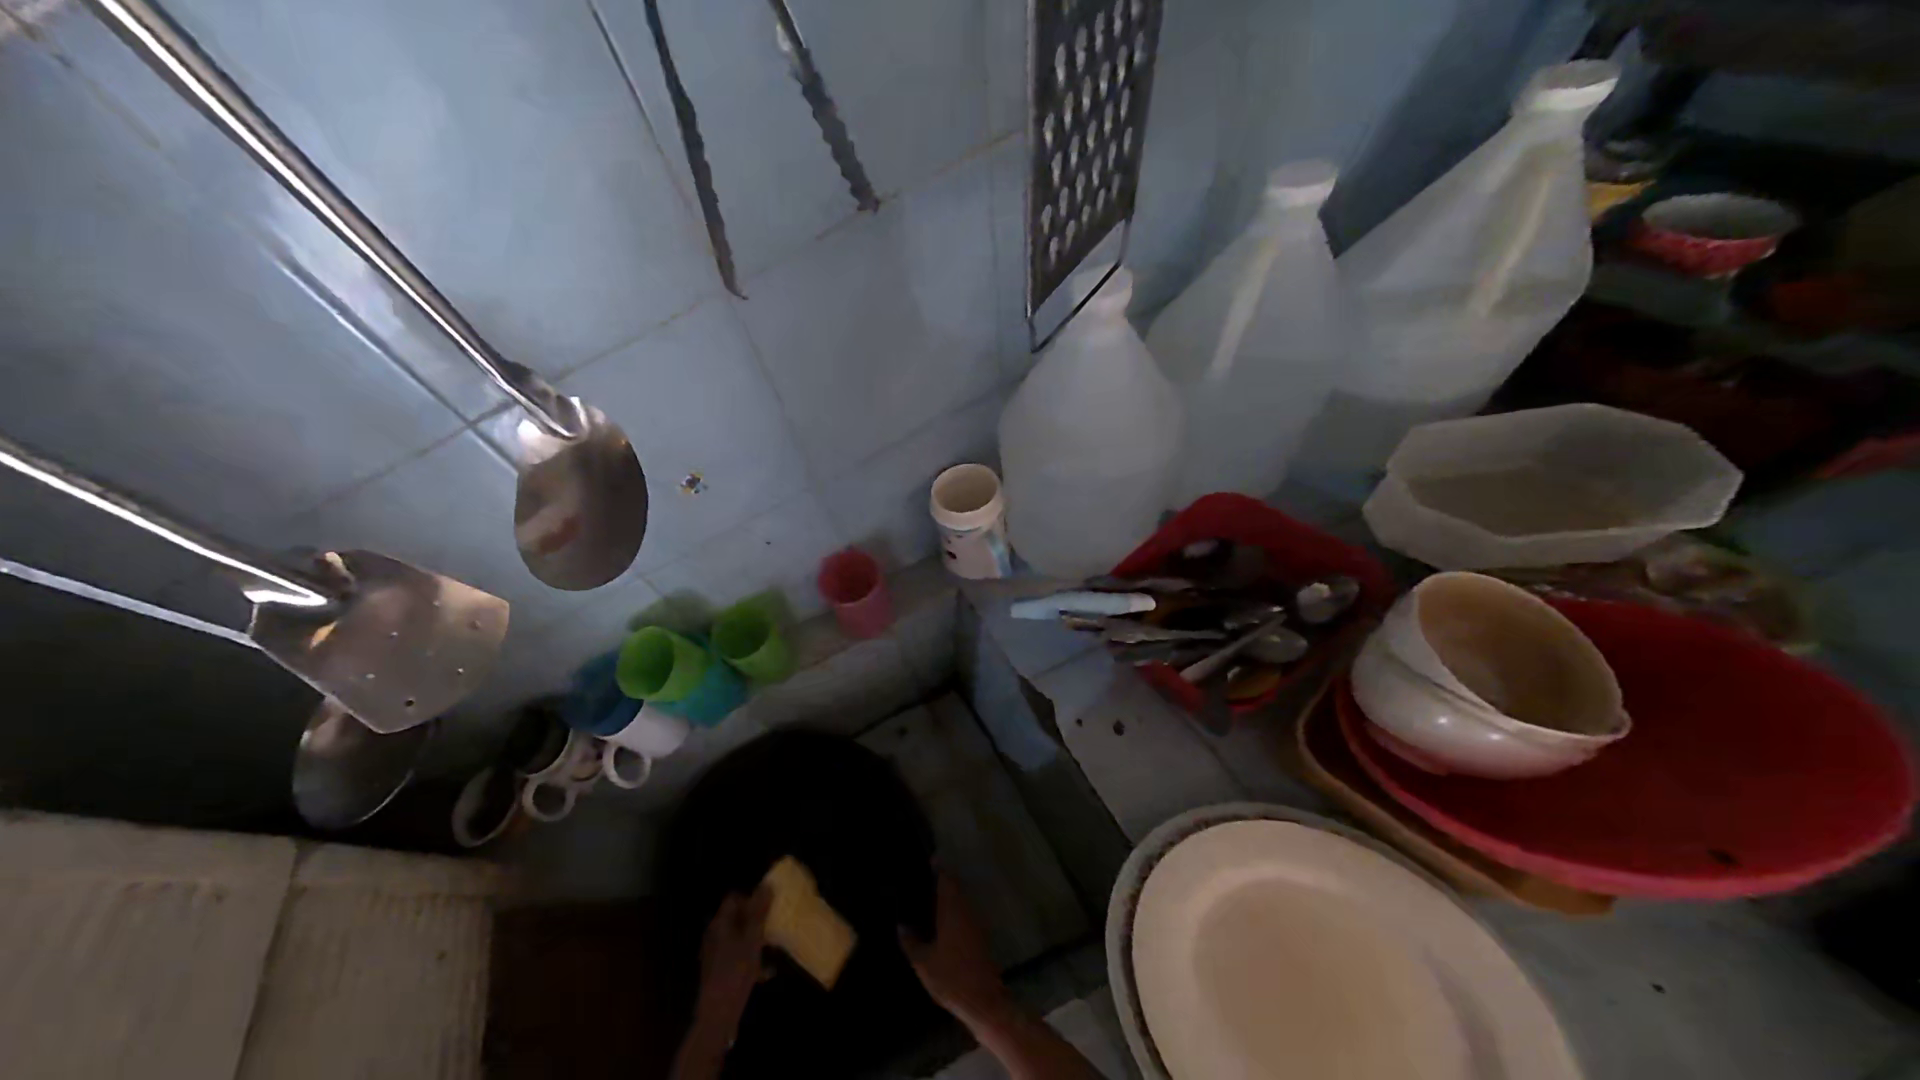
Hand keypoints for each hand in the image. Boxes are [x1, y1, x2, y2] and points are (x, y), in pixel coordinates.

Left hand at [695, 887, 772, 1030]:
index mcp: (720, 924)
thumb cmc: (736, 972)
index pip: (733, 899)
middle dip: (755, 920)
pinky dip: (750, 957)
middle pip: (736, 918)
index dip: (751, 899)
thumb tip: (766, 885)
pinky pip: (736, 955)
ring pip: (737, 937)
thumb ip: (759, 912)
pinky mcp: (718, 971)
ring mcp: (714, 954)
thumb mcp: (753, 939)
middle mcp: (714, 935)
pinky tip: (765, 972)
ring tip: (771, 949)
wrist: (718, 1014)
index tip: (767, 908)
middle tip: (772, 927)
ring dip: (754, 939)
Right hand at [899, 872, 1010, 1027]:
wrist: (983, 1002)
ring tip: (930, 900)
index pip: (947, 880)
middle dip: (943, 881)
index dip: (939, 869)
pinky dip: (955, 910)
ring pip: (962, 900)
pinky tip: (943, 922)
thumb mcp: (923, 963)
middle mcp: (966, 911)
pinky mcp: (981, 937)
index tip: (930, 860)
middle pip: (956, 887)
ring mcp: (976, 924)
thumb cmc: (951, 978)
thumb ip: (911, 942)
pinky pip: (966, 914)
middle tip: (925, 881)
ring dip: (950, 896)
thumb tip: (901, 926)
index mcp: (952, 911)